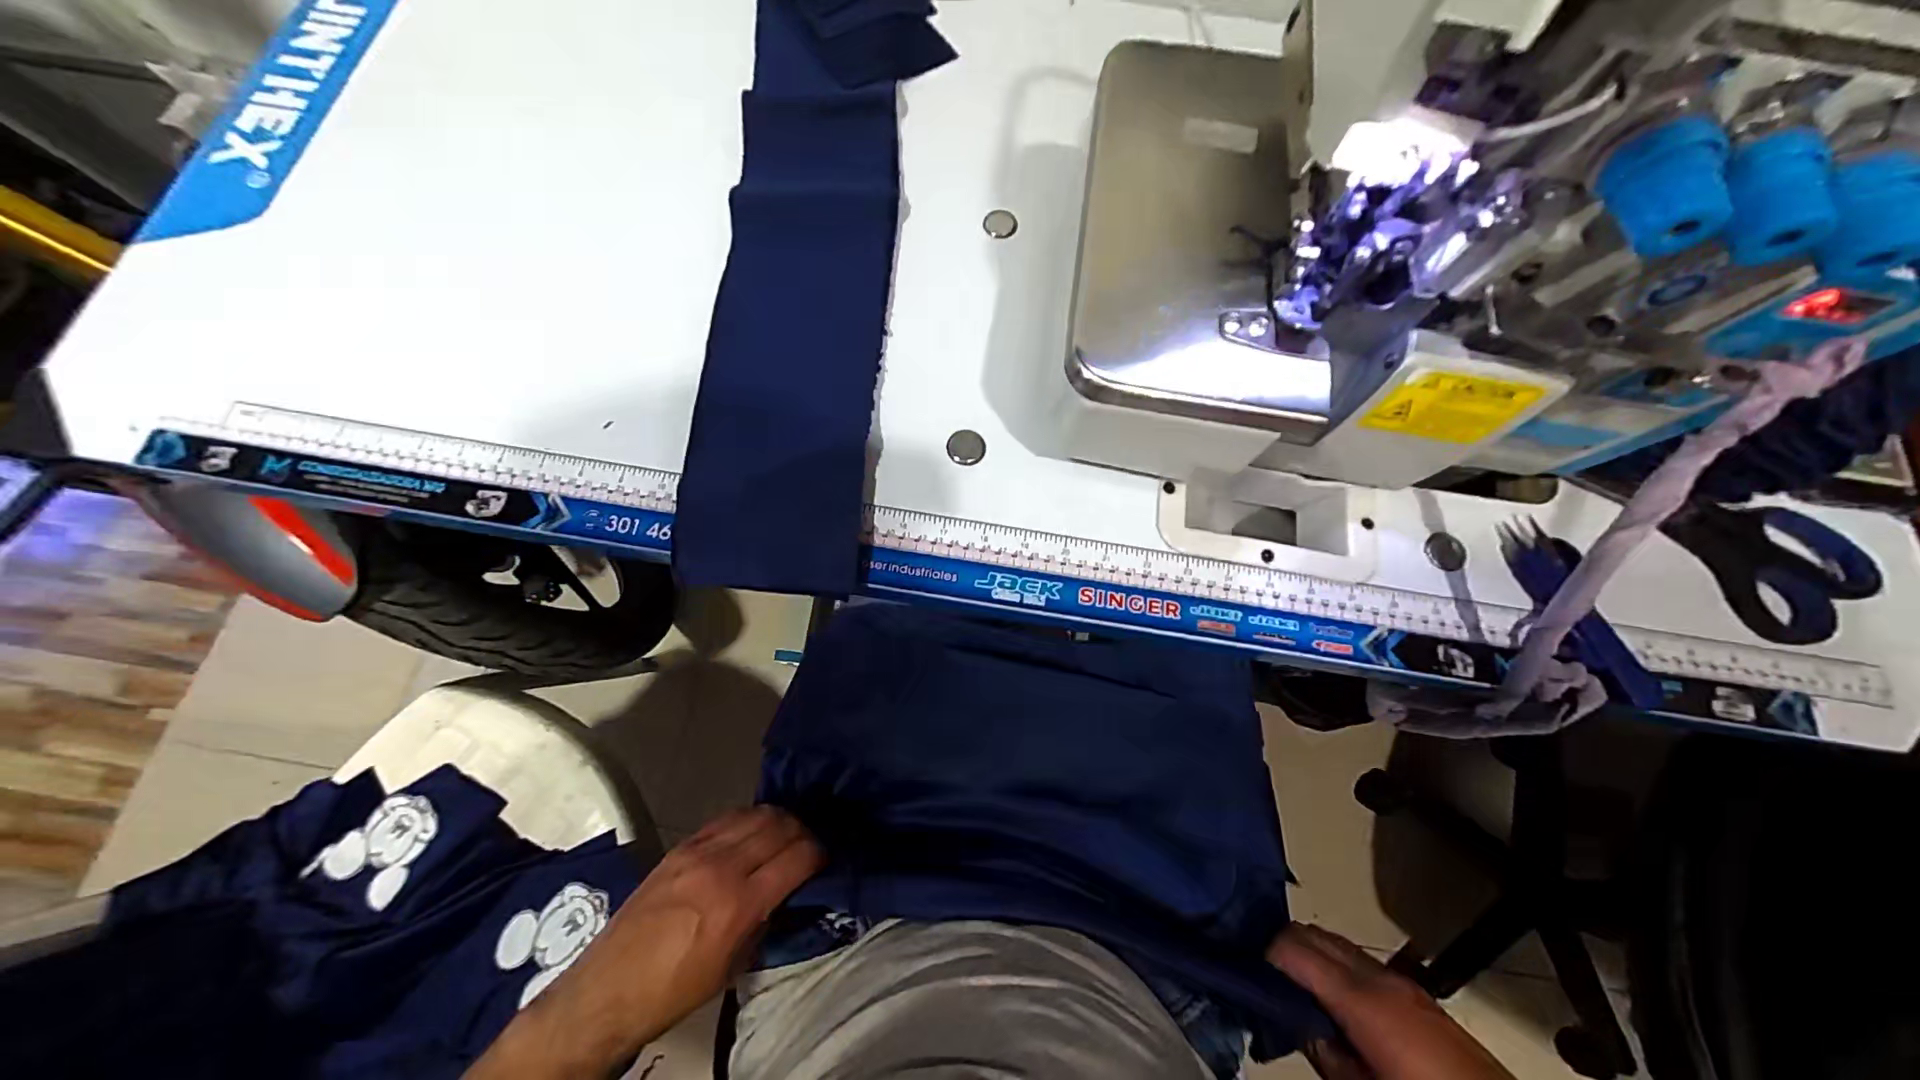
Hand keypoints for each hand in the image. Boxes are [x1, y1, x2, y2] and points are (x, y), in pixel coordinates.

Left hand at [469, 806, 823, 1079]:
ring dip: (779, 820)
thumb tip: (789, 890)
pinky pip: (727, 818)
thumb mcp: (735, 965)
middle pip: (781, 825)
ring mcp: (698, 851)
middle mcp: (722, 867)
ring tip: (785, 835)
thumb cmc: (676, 991)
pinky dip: (749, 819)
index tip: (825, 861)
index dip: (820, 854)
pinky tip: (752, 833)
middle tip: (809, 845)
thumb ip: (766, 919)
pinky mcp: (681, 846)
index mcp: (739, 904)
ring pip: (756, 813)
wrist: (607, 991)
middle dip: (804, 831)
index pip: (798, 856)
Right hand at [1267, 923, 1516, 1079]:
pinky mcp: (1417, 994)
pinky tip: (1328, 994)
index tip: (1242, 967)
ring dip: (1308, 952)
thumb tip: (1293, 1021)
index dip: (1261, 952)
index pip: (1291, 946)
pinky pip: (1361, 962)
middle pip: (1312, 934)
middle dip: (1281, 944)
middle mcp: (1378, 975)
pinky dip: (1334, 965)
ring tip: (1288, 982)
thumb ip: (1321, 1049)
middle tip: (1257, 971)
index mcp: (1360, 997)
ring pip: (1336, 943)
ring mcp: (1401, 981)